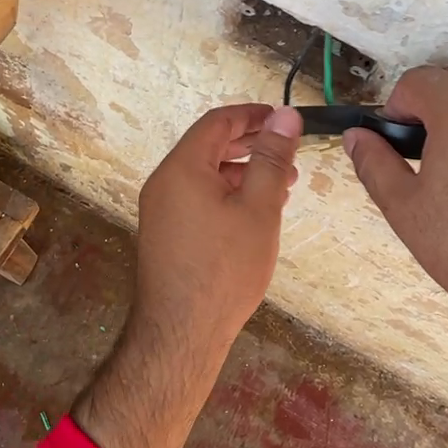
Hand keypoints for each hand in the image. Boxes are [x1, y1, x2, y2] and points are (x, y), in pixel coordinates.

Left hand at [74, 103, 300, 447]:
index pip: (217, 122)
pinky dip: (226, 196)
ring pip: (204, 176)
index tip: (284, 120)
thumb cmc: (225, 267)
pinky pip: (196, 199)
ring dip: (241, 173)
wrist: (181, 332)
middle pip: (208, 147)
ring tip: (280, 187)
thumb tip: (285, 114)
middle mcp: (163, 183)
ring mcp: (159, 211)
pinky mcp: (164, 235)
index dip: (252, 115)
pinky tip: (252, 215)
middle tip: (288, 154)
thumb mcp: (259, 207)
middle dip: (250, 145)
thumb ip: (272, 157)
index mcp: (182, 168)